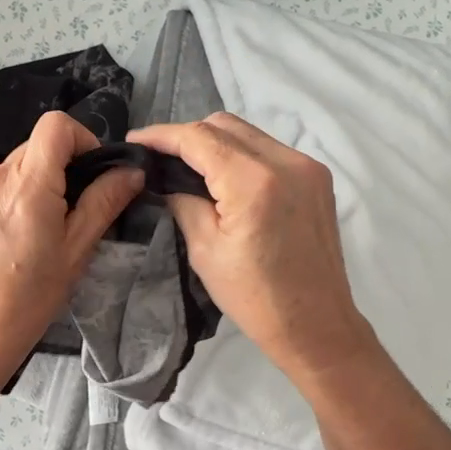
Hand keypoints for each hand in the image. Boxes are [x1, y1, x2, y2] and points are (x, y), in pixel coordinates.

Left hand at [0, 111, 140, 371]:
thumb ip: (104, 203)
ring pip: (17, 165)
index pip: (56, 126)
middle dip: (63, 165)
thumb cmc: (32, 297)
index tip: (93, 173)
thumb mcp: (77, 250)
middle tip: (77, 207)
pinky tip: (22, 236)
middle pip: (37, 144)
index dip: (82, 139)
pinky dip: (17, 197)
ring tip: (48, 226)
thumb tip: (131, 173)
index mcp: (28, 186)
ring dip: (40, 182)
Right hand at [131, 112, 372, 381]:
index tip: (134, 140)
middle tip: (158, 158)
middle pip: (225, 126)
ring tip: (187, 167)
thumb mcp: (205, 251)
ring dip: (215, 143)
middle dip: (187, 135)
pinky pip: (269, 150)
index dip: (162, 135)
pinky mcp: (317, 178)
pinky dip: (240, 154)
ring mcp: (307, 167)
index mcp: (254, 182)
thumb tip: (166, 180)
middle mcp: (286, 162)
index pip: (199, 139)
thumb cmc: (254, 297)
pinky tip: (223, 179)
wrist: (315, 323)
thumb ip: (184, 202)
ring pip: (248, 133)